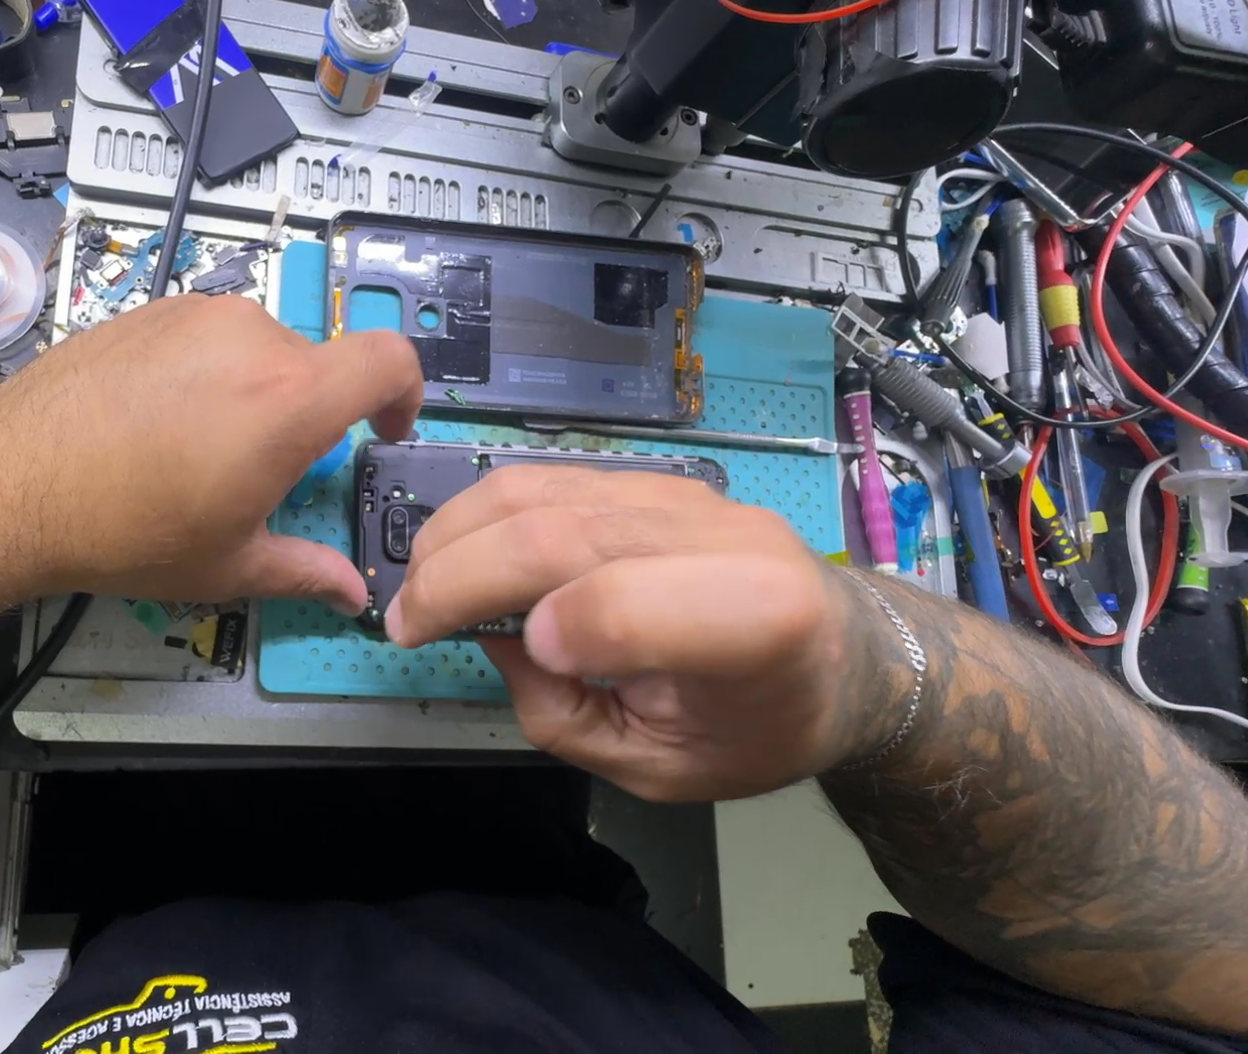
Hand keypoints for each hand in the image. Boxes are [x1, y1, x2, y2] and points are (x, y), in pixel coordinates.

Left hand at [0, 293, 421, 610]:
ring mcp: (196, 316)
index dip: (405, 393)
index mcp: (288, 400)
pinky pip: (210, 336)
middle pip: (318, 365)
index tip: (383, 430)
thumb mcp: (230, 564)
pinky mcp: (151, 310)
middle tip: (262, 471)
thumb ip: (307, 572)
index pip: (390, 359)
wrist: (9, 484)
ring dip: (258, 393)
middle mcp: (250, 339)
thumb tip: (352, 594)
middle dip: (310, 416)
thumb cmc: (128, 531)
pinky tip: (163, 420)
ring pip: (262, 350)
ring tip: (203, 448)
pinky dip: (212, 372)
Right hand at [385, 467, 872, 801]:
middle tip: (405, 622)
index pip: (633, 605)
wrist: (843, 648)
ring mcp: (674, 493)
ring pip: (533, 490)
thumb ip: (565, 715)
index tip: (518, 656)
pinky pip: (540, 478)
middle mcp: (718, 535)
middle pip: (555, 535)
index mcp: (759, 622)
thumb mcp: (661, 768)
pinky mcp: (641, 478)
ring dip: (454, 533)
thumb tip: (496, 633)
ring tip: (421, 583)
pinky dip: (480, 512)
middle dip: (457, 576)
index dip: (562, 627)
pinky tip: (457, 549)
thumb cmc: (757, 725)